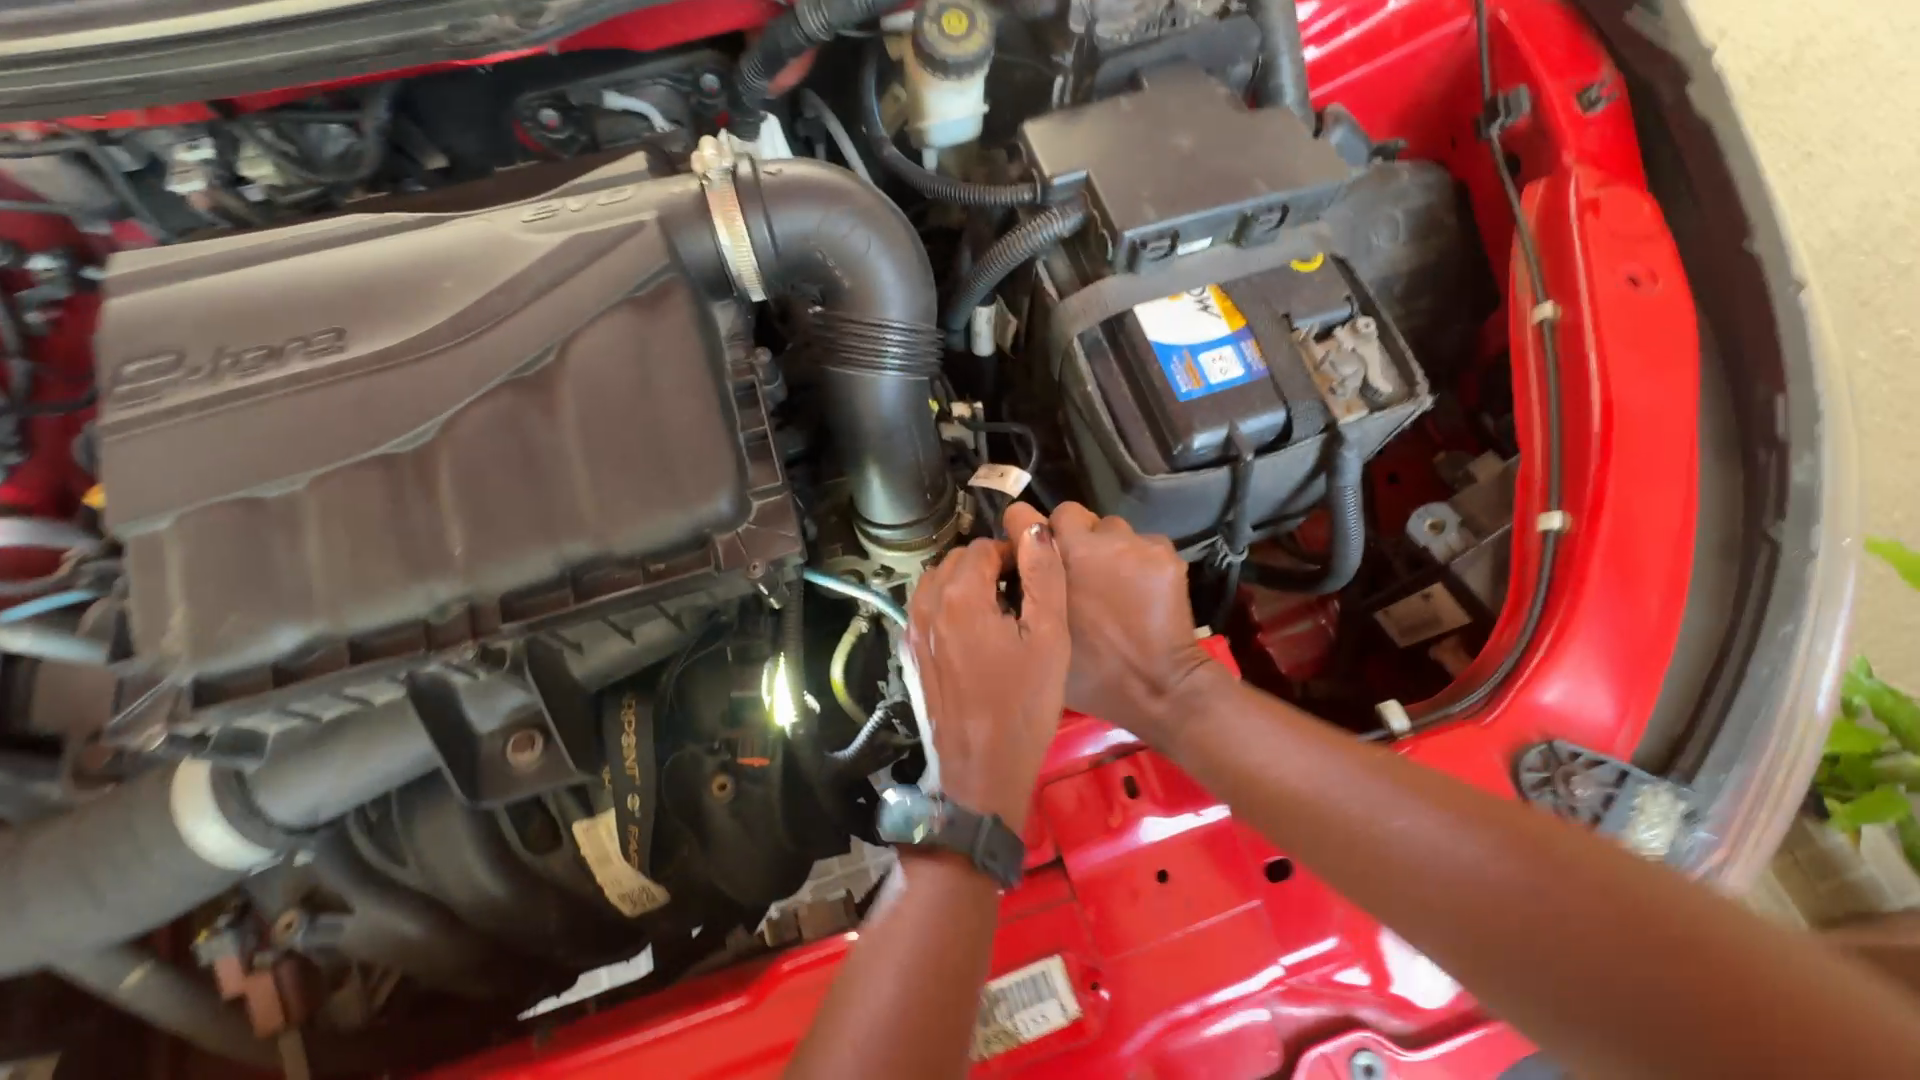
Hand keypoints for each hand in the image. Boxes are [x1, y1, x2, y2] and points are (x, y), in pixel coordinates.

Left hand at [905, 508, 1069, 831]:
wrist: (983, 767)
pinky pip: (928, 610)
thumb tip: (1033, 528)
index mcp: (959, 594)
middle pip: (957, 561)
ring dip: (966, 585)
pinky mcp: (911, 654)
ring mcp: (914, 631)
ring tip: (999, 616)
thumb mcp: (1049, 636)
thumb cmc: (1024, 703)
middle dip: (988, 568)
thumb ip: (1043, 574)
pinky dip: (949, 608)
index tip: (1034, 585)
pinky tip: (976, 637)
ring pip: (938, 583)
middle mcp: (927, 605)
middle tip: (1021, 601)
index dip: (1013, 557)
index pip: (983, 547)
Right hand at [1044, 502, 1221, 744]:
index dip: (1024, 531)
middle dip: (1069, 534)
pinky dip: (1139, 561)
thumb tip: (1021, 574)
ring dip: (1107, 547)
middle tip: (1076, 568)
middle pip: (1071, 514)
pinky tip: (1141, 590)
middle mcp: (1093, 540)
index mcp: (1056, 559)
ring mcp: (1134, 544)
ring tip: (1113, 582)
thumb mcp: (1042, 634)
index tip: (1029, 546)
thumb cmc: (1090, 673)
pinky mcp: (1165, 554)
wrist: (1158, 687)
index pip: (1023, 516)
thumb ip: (1029, 593)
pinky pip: (1144, 544)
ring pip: (1112, 528)